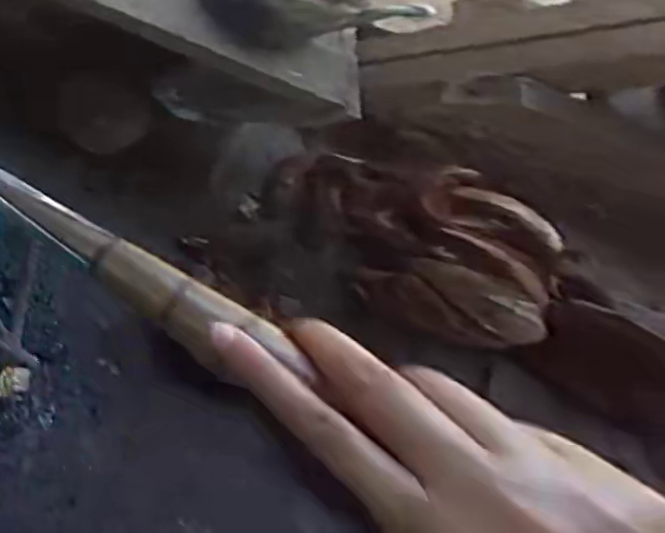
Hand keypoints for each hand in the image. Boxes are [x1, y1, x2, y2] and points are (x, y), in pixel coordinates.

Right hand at [215, 319, 664, 532]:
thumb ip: (407, 517)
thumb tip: (370, 463)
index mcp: (431, 524)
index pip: (323, 428)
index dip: (265, 375)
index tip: (223, 329)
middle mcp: (478, 485)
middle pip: (376, 386)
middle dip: (326, 346)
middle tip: (297, 328)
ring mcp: (554, 476)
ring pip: (445, 391)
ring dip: (409, 387)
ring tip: (405, 402)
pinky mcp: (619, 482)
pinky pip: (530, 432)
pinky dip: (500, 434)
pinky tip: (519, 465)